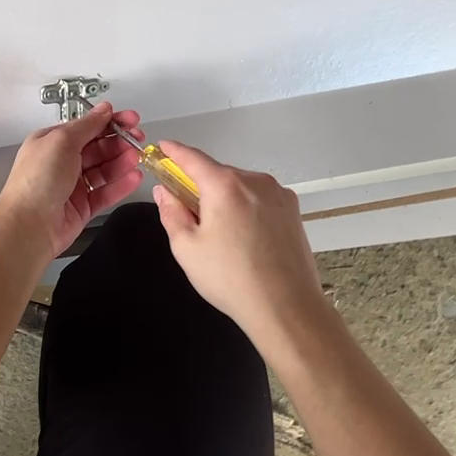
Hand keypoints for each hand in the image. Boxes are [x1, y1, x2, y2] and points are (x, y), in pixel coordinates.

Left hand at [0, 102, 144, 259]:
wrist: (28, 226)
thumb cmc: (34, 183)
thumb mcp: (62, 141)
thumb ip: (87, 125)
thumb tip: (103, 110)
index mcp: (51, 142)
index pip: (86, 127)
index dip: (110, 122)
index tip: (130, 119)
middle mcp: (61, 162)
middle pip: (98, 148)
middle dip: (119, 141)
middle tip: (137, 139)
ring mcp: (72, 185)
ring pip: (104, 170)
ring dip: (122, 162)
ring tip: (136, 157)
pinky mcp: (82, 207)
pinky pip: (106, 192)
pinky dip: (121, 185)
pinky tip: (133, 177)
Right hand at [151, 141, 323, 343]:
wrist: (286, 308)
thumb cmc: (231, 279)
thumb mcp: (186, 247)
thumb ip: (171, 212)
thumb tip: (164, 191)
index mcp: (225, 185)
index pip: (192, 158)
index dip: (174, 151)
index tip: (162, 148)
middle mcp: (254, 181)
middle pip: (218, 174)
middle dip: (200, 186)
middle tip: (187, 211)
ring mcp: (278, 194)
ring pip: (240, 187)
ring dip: (225, 198)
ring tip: (220, 235)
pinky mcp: (293, 211)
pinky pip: (260, 199)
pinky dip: (246, 208)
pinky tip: (244, 238)